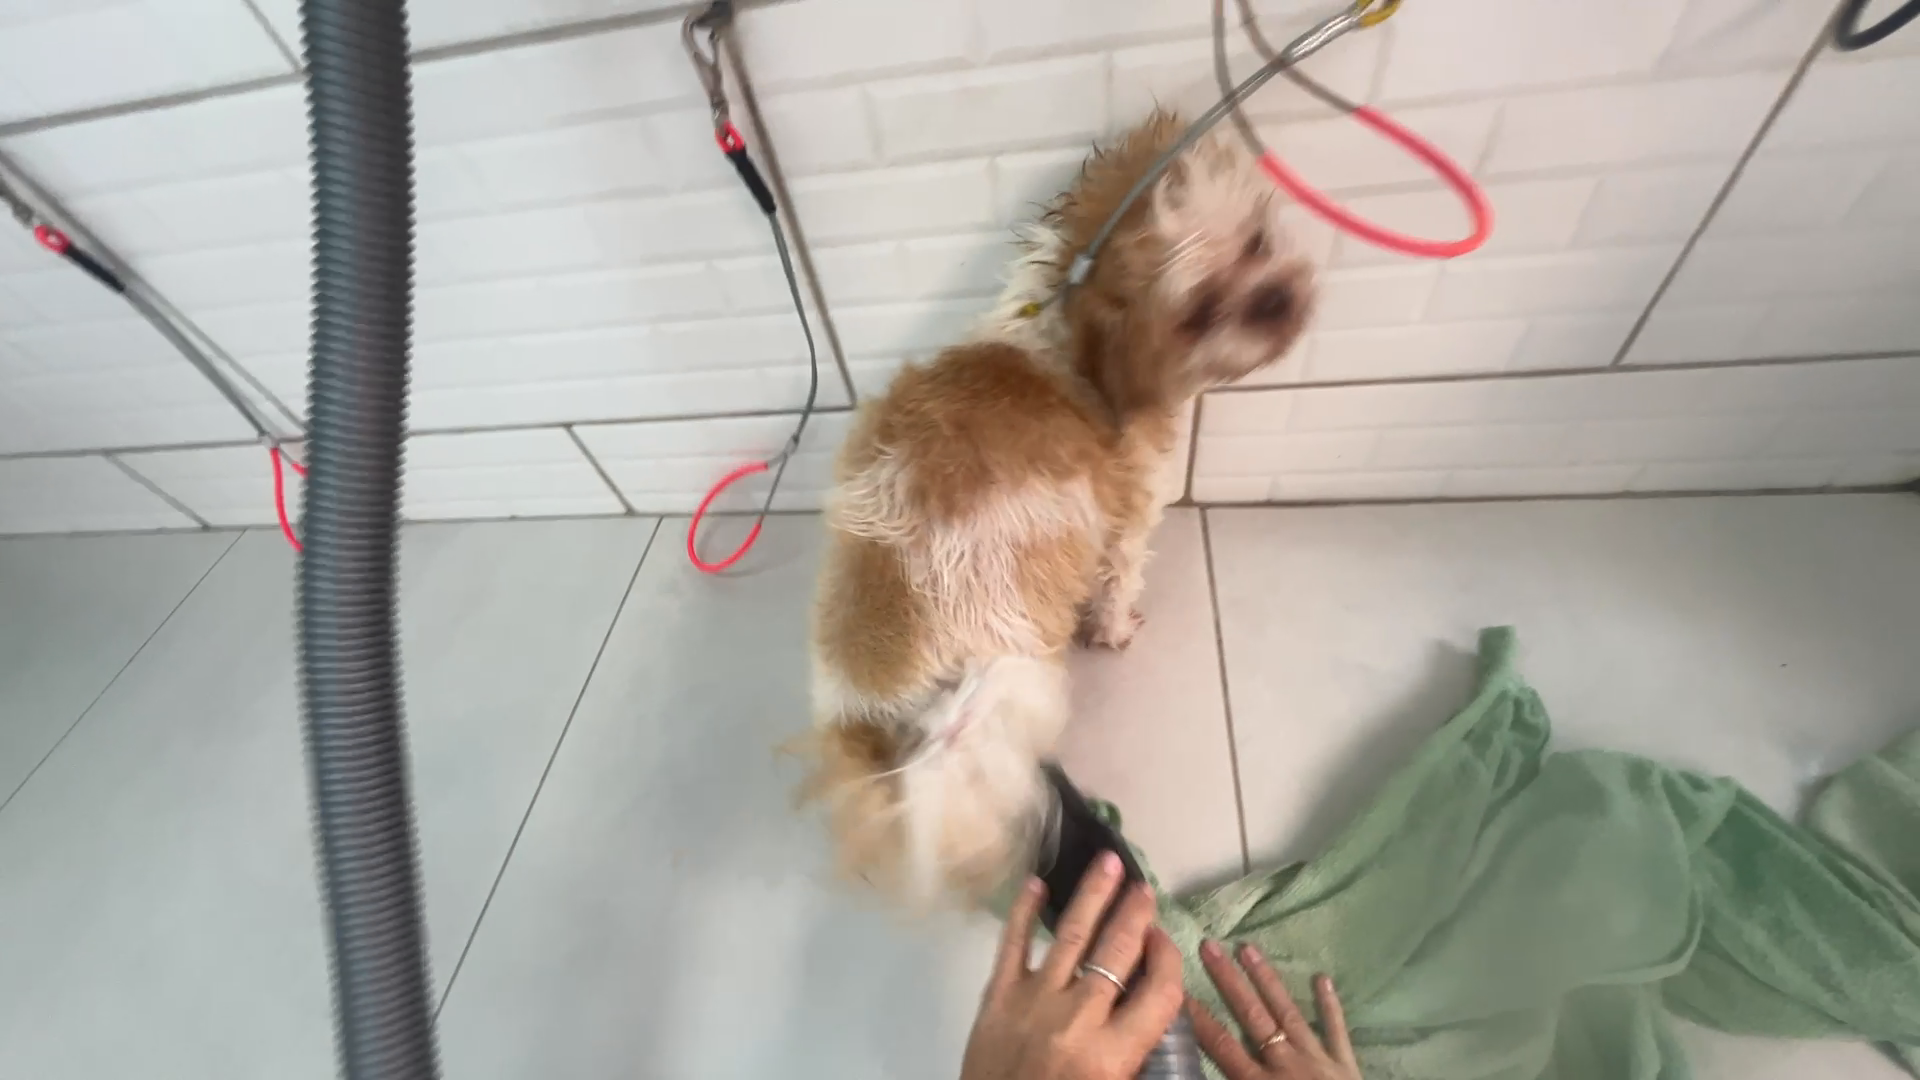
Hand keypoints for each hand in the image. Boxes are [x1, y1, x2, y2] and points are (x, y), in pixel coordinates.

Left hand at [958, 852, 1185, 1079]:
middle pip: (1115, 952)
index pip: (1157, 994)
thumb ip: (1136, 1055)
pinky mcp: (998, 994)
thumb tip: (1153, 1005)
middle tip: (1144, 886)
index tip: (1165, 940)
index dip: (1167, 961)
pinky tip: (1036, 882)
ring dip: (1093, 895)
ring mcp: (1034, 999)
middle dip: (1133, 914)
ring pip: (1070, 934)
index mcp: (1112, 1056)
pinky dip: (1023, 911)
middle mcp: (1077, 1017)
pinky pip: (1013, 943)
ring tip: (1108, 862)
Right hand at [1187, 941, 1361, 1079]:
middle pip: (1251, 1016)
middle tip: (1209, 944)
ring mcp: (1318, 1061)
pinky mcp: (1347, 1067)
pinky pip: (1337, 1033)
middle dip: (1229, 979)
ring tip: (1248, 947)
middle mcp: (1285, 1065)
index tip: (1178, 988)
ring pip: (1287, 1013)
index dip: (1198, 1016)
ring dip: (1267, 979)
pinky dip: (1330, 1006)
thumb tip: (1192, 1078)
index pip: (1221, 1045)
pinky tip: (1323, 978)